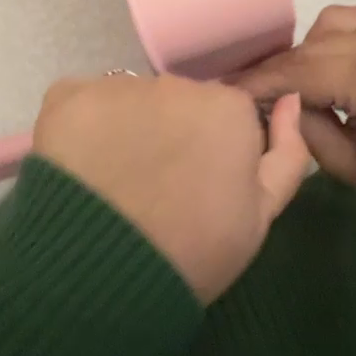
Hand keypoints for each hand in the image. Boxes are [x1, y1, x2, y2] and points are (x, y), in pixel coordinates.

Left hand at [33, 75, 310, 304]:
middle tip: (151, 189)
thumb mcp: (259, 217)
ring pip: (127, 102)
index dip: (209, 152)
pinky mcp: (66, 96)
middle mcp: (175, 84)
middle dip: (167, 134)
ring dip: (124, 130)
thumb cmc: (192, 251)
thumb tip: (289, 101)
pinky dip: (80, 128)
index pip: (224, 115)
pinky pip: (80, 103)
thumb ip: (285, 155)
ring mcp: (117, 87)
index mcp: (229, 108)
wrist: (102, 271)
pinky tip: (79, 167)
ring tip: (111, 182)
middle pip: (175, 102)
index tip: (194, 187)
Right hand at [233, 5, 355, 206]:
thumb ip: (305, 128)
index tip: (225, 96)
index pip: (296, 72)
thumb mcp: (350, 166)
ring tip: (297, 84)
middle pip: (308, 47)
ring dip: (306, 51)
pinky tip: (330, 63)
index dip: (256, 84)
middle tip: (252, 98)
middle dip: (275, 71)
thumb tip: (273, 104)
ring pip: (329, 25)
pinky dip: (335, 36)